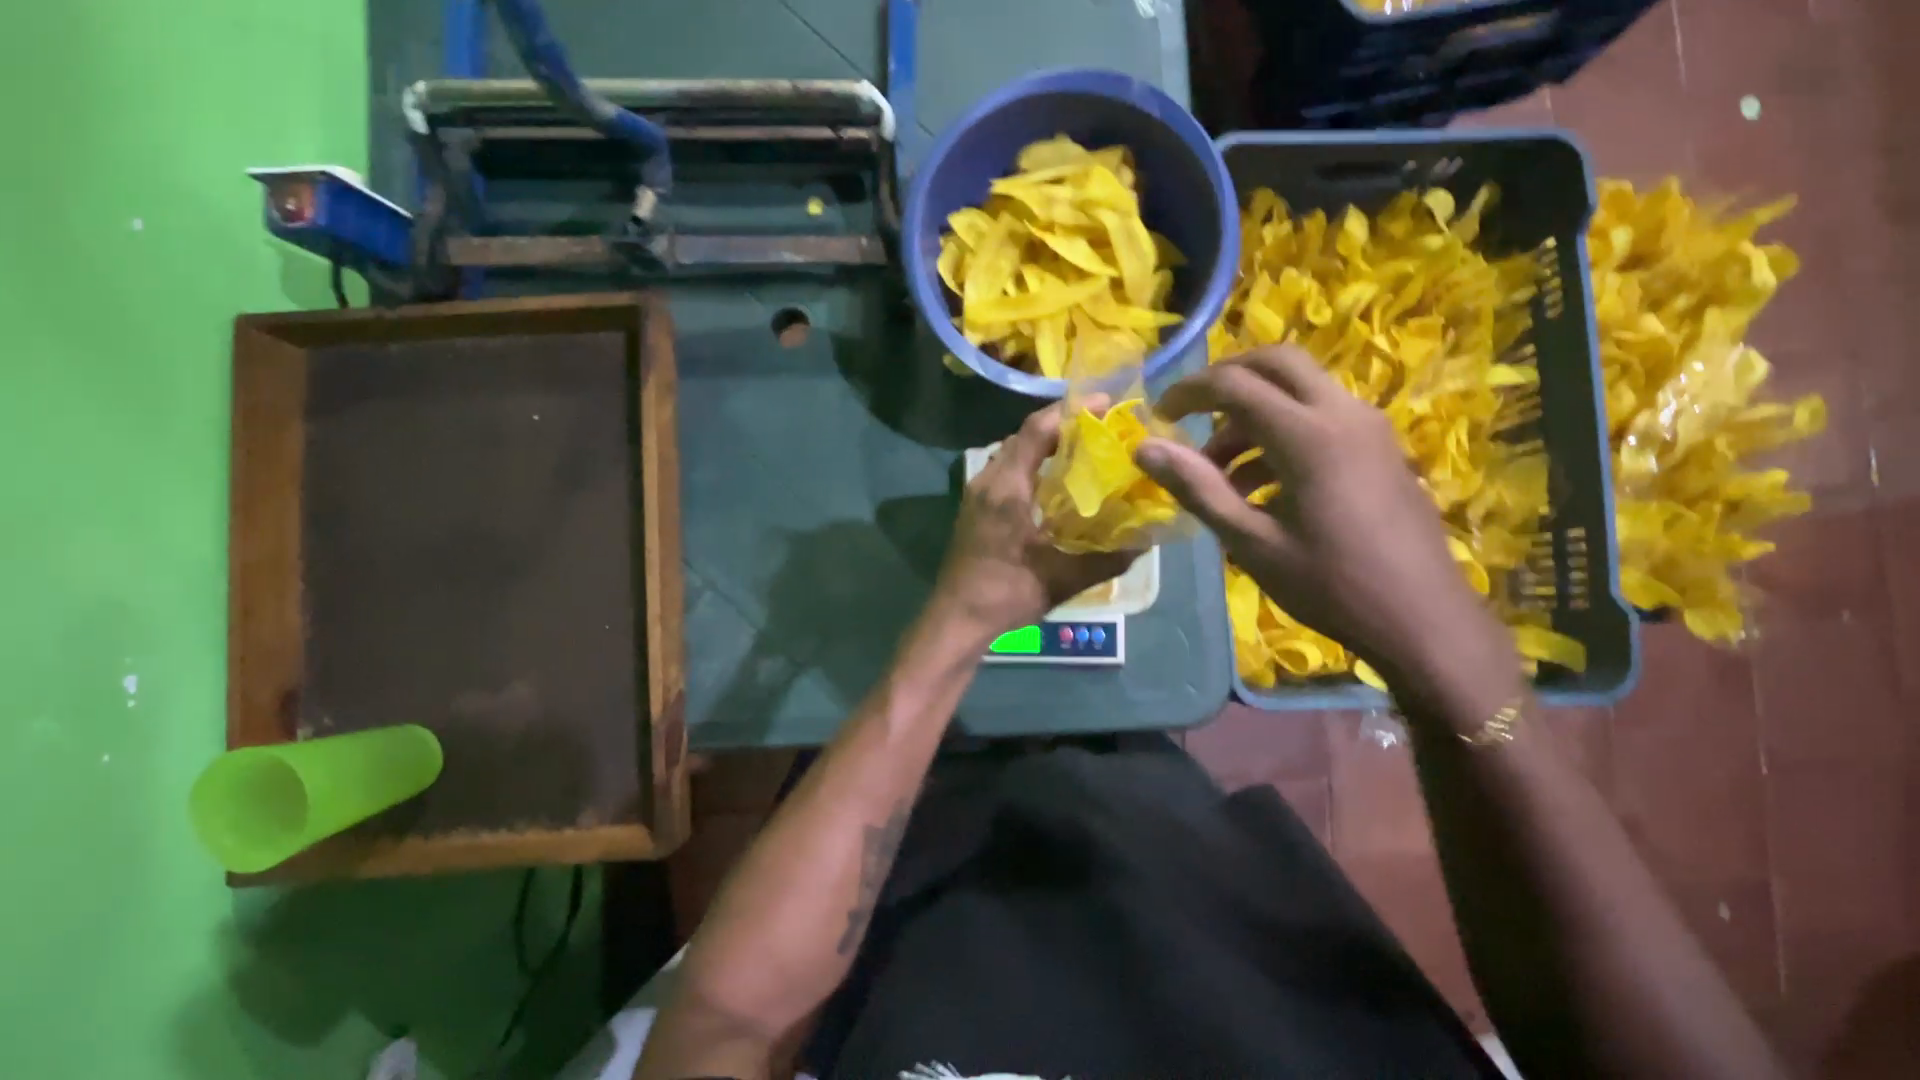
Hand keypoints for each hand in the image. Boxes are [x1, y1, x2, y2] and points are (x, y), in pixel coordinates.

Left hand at [933, 401, 1138, 635]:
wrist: (956, 619)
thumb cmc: (1005, 595)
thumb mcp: (1062, 579)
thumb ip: (1105, 559)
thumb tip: (1145, 541)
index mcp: (1007, 488)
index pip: (1037, 431)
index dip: (1070, 412)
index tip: (1104, 404)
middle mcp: (988, 480)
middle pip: (1024, 435)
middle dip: (1061, 424)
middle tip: (1101, 427)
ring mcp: (976, 493)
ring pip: (1012, 451)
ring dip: (1044, 443)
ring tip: (1082, 448)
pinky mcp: (974, 507)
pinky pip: (1005, 469)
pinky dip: (1031, 462)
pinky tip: (1054, 481)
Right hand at [1135, 346, 1517, 693]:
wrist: (1423, 619)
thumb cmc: (1330, 585)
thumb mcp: (1252, 542)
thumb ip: (1198, 488)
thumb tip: (1144, 448)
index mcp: (1308, 434)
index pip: (1235, 385)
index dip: (1189, 392)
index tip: (1158, 415)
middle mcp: (1342, 413)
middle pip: (1277, 362)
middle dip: (1227, 378)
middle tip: (1191, 414)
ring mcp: (1369, 428)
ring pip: (1301, 389)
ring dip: (1255, 412)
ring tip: (1220, 472)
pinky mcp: (1380, 448)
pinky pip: (1323, 416)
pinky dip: (1284, 430)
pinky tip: (1262, 487)